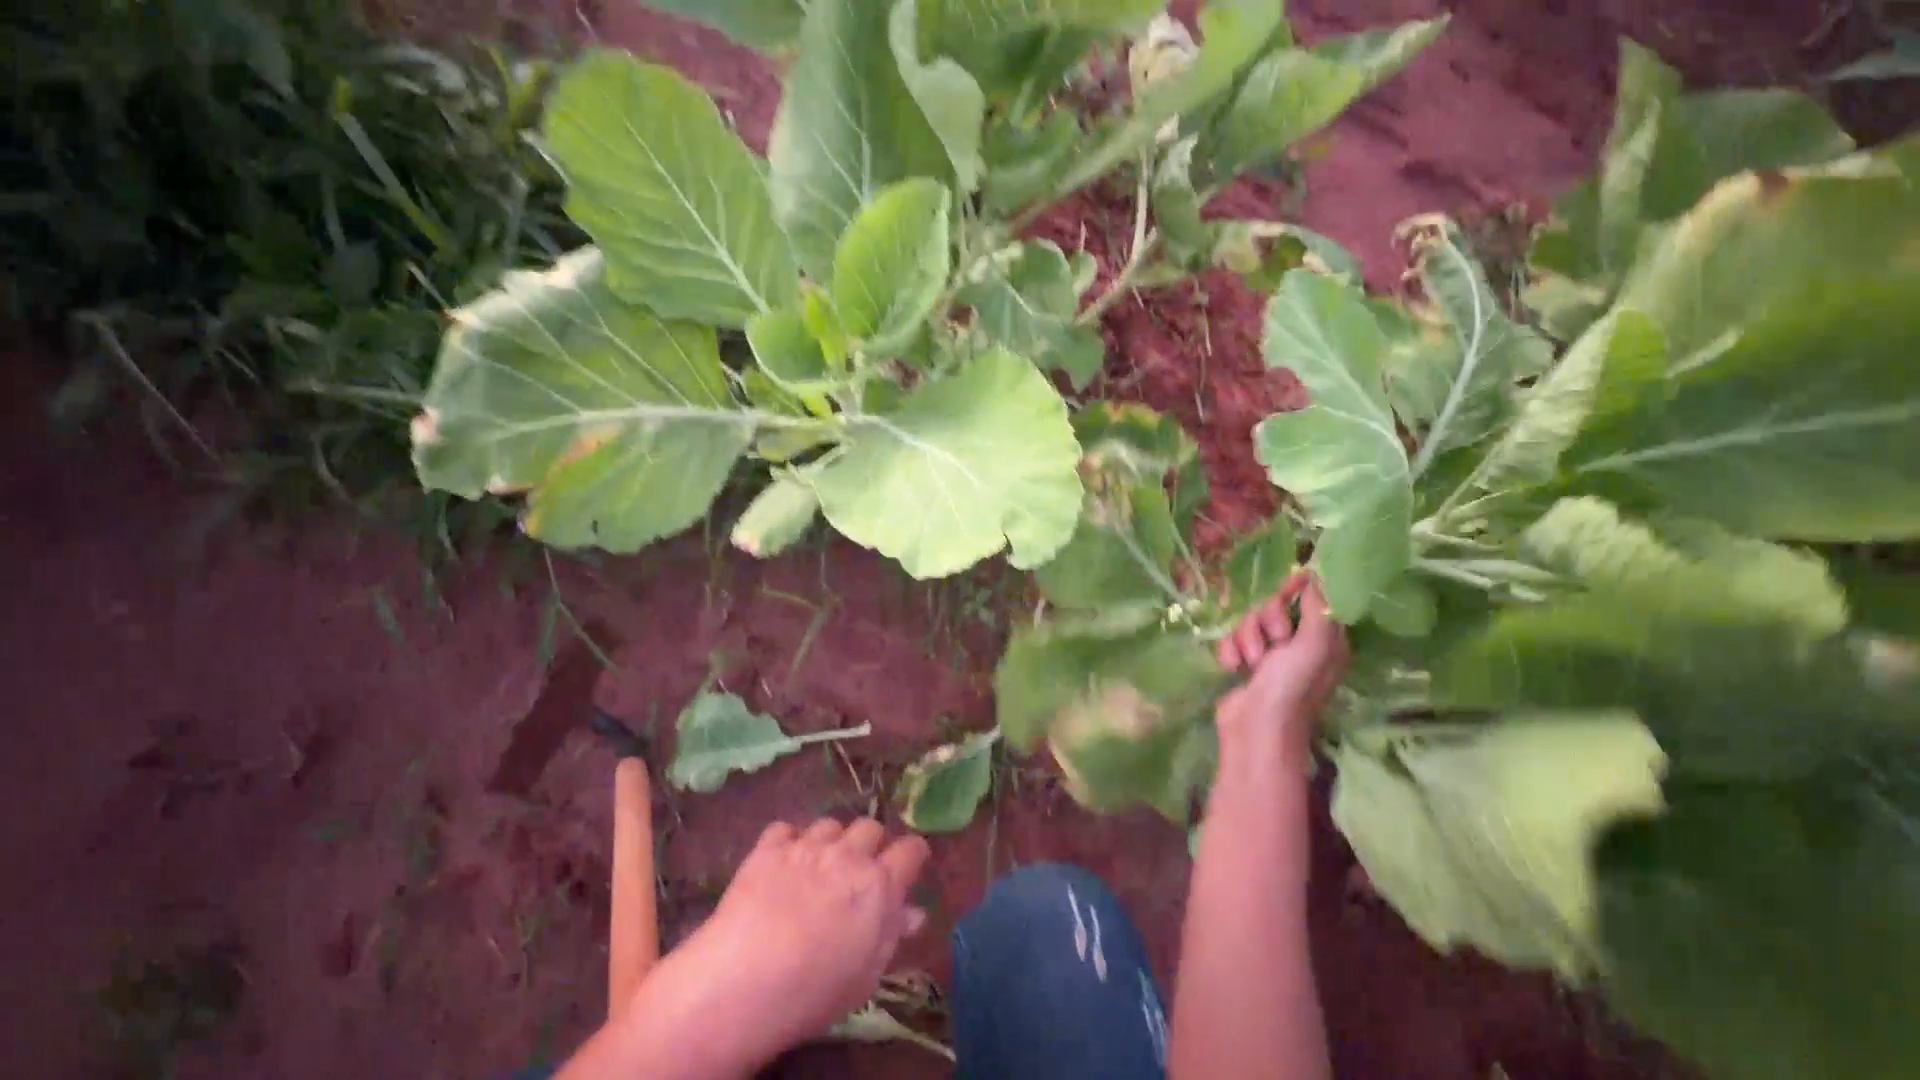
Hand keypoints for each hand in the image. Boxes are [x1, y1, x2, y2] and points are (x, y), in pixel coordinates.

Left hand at [621, 818, 929, 1072]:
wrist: (743, 981)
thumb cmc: (815, 990)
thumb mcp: (866, 975)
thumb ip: (891, 936)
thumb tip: (913, 913)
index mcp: (880, 885)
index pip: (911, 849)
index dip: (912, 856)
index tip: (908, 867)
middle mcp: (848, 856)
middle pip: (870, 827)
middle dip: (871, 844)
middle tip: (860, 871)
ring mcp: (806, 847)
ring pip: (830, 824)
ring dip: (832, 841)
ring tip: (820, 866)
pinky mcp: (767, 848)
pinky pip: (786, 828)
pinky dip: (789, 841)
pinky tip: (783, 862)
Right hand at [1213, 572, 1347, 767]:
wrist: (1256, 726)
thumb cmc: (1292, 686)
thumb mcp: (1316, 643)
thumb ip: (1317, 606)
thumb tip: (1314, 574)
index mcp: (1323, 639)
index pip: (1308, 599)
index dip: (1294, 592)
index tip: (1285, 587)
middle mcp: (1297, 643)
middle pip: (1273, 606)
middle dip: (1267, 619)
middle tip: (1274, 639)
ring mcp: (1267, 654)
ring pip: (1249, 621)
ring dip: (1246, 638)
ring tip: (1251, 662)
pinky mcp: (1241, 662)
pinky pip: (1230, 638)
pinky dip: (1229, 651)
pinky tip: (1233, 667)